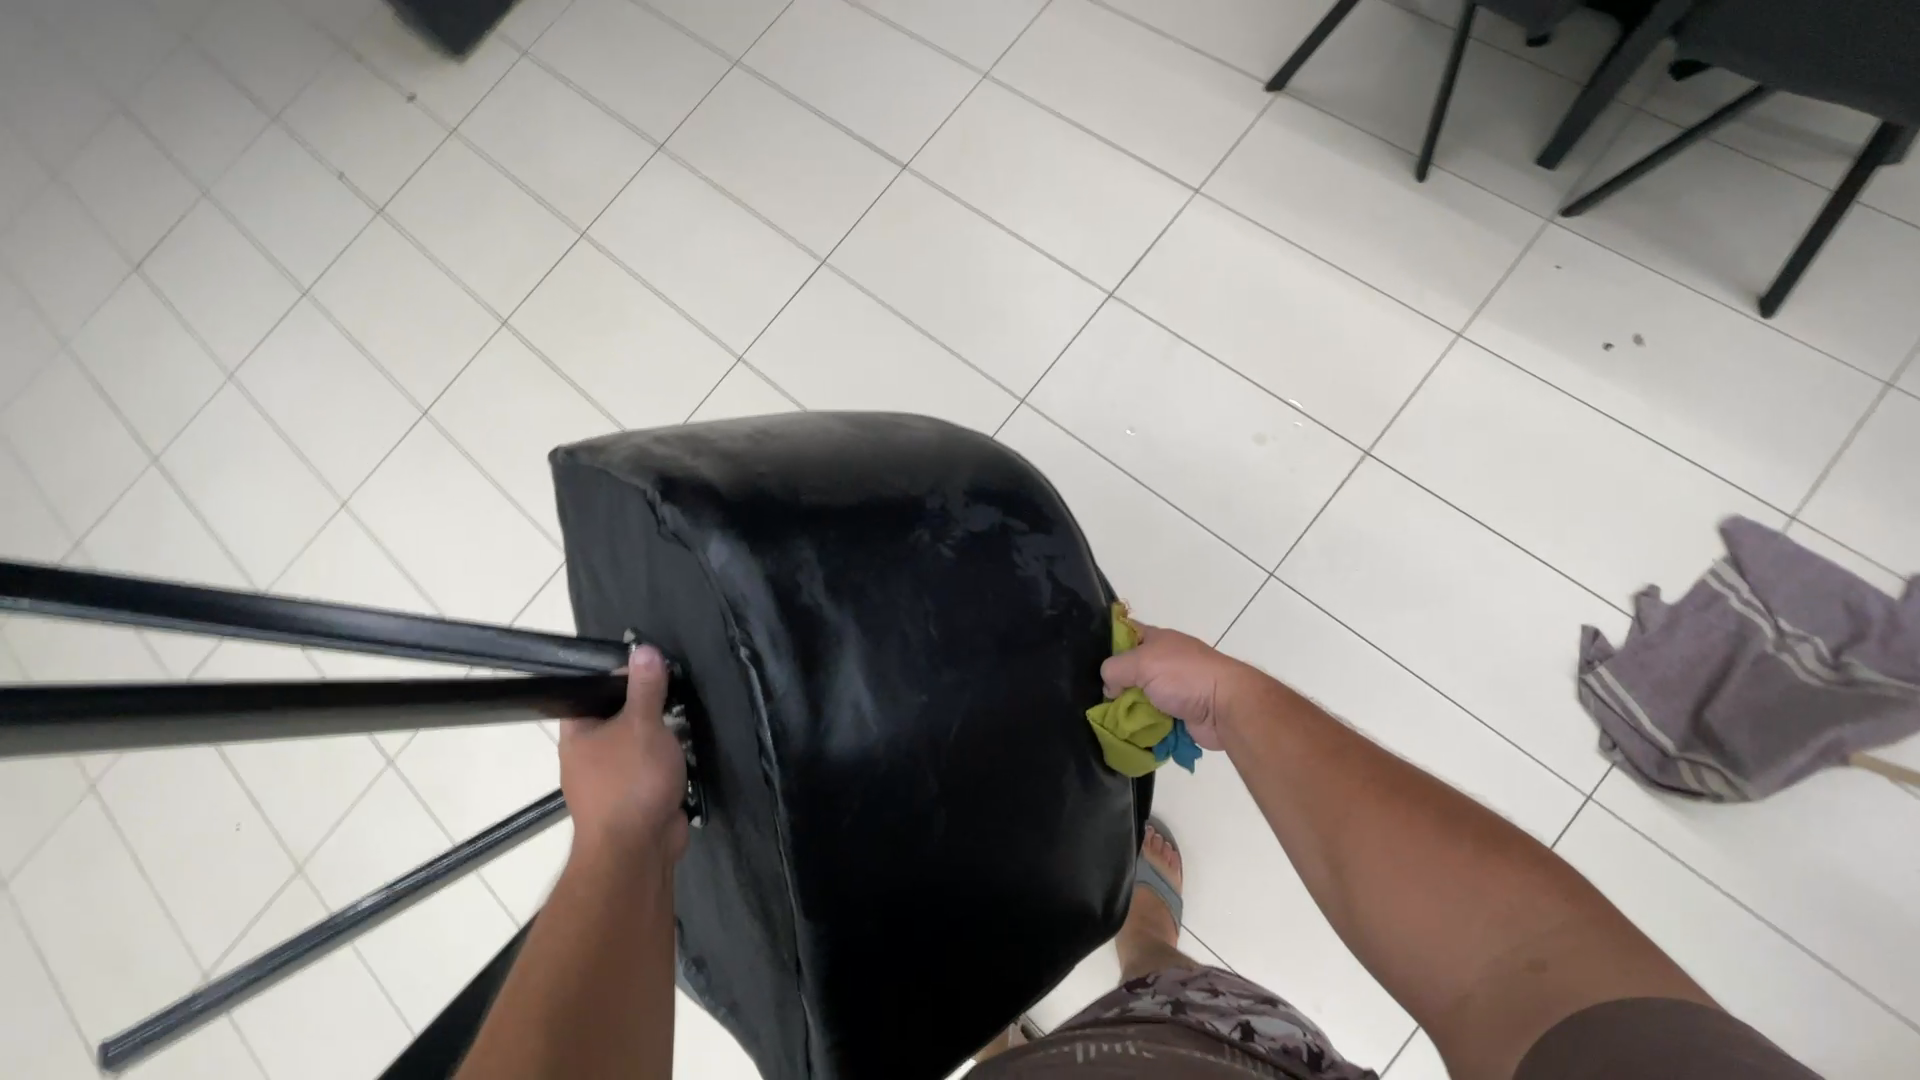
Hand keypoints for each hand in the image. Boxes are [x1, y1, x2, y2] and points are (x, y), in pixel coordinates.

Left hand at [560, 646, 689, 865]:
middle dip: (652, 707)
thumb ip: (646, 688)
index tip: (656, 668)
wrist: (637, 849)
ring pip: (641, 744)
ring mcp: (612, 779)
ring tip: (690, 719)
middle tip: (679, 692)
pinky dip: (671, 761)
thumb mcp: (642, 724)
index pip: (594, 691)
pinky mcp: (637, 798)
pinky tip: (691, 752)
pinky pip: (655, 769)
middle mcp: (589, 755)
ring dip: (665, 736)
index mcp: (578, 733)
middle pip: (622, 716)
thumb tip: (644, 650)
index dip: (623, 676)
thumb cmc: (631, 780)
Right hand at [1100, 622, 1259, 750]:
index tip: (1089, 660)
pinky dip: (1143, 727)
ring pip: (1139, 698)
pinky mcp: (1179, 713)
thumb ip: (1114, 669)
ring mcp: (1173, 688)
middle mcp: (1164, 661)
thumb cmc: (1184, 676)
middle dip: (1113, 685)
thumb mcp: (1141, 663)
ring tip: (1110, 722)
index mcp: (1157, 639)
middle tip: (1098, 699)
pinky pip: (1152, 720)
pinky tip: (1128, 734)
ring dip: (1127, 711)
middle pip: (1129, 670)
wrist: (1226, 707)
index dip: (1108, 643)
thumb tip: (1109, 687)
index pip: (1125, 632)